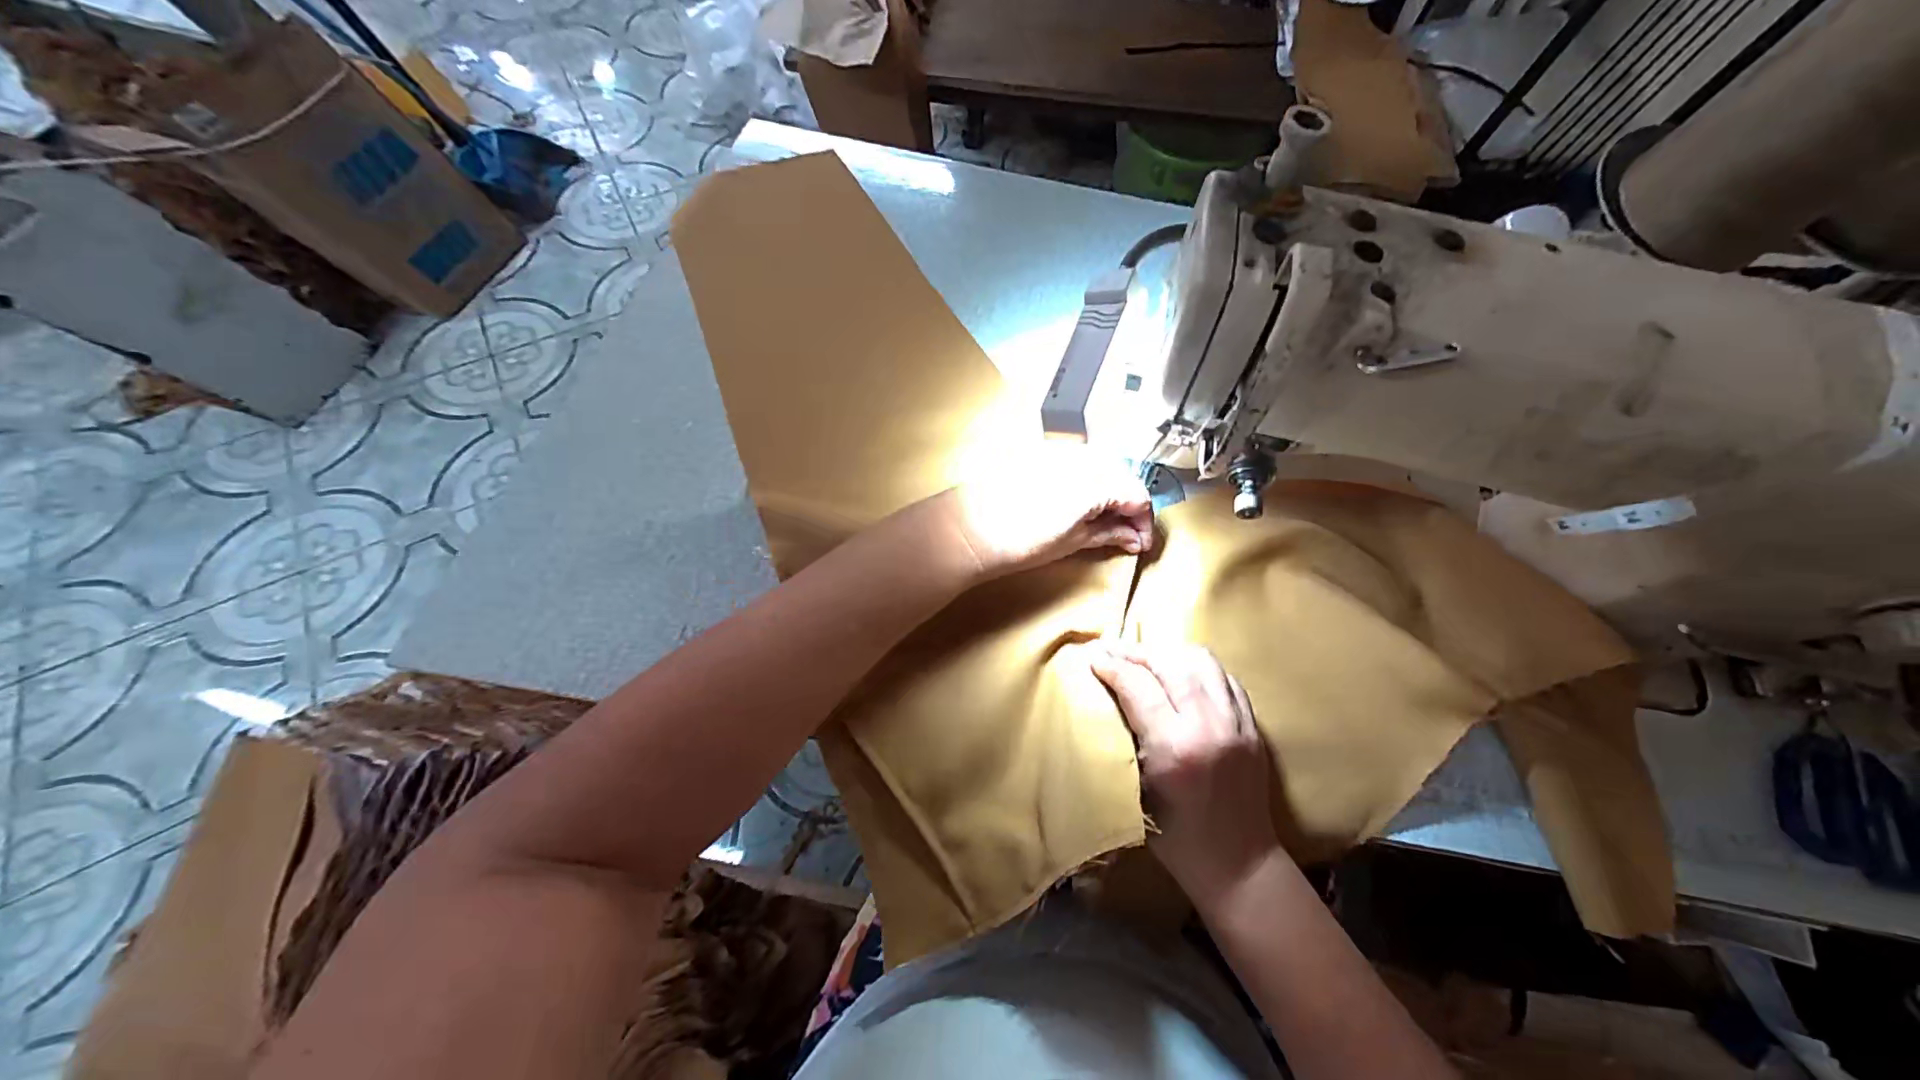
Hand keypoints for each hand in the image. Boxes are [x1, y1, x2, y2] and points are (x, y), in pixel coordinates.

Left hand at [948, 445, 1153, 579]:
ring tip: (1100, 521)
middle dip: (1128, 505)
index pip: (1138, 495)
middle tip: (1124, 533)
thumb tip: (1132, 537)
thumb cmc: (1019, 541)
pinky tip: (1078, 504)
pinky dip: (1086, 482)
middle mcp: (1082, 457)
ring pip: (1101, 467)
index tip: (1139, 542)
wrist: (970, 529)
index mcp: (1096, 480)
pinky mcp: (1040, 453)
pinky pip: (1077, 463)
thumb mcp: (1073, 542)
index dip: (1144, 522)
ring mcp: (1060, 452)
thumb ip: (1109, 533)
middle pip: (1122, 476)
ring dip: (1108, 492)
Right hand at [1087, 641, 1283, 900]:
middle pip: (1169, 663)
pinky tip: (1181, 673)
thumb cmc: (1176, 839)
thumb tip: (1107, 698)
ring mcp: (1237, 724)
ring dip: (1169, 653)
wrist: (1239, 865)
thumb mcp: (1136, 792)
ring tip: (1146, 656)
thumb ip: (1126, 741)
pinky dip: (1199, 669)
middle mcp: (1209, 726)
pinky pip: (1226, 679)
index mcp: (1175, 747)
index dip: (1112, 666)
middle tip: (1112, 649)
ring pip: (1202, 662)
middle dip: (1136, 651)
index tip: (1093, 657)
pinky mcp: (1253, 727)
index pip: (1138, 686)